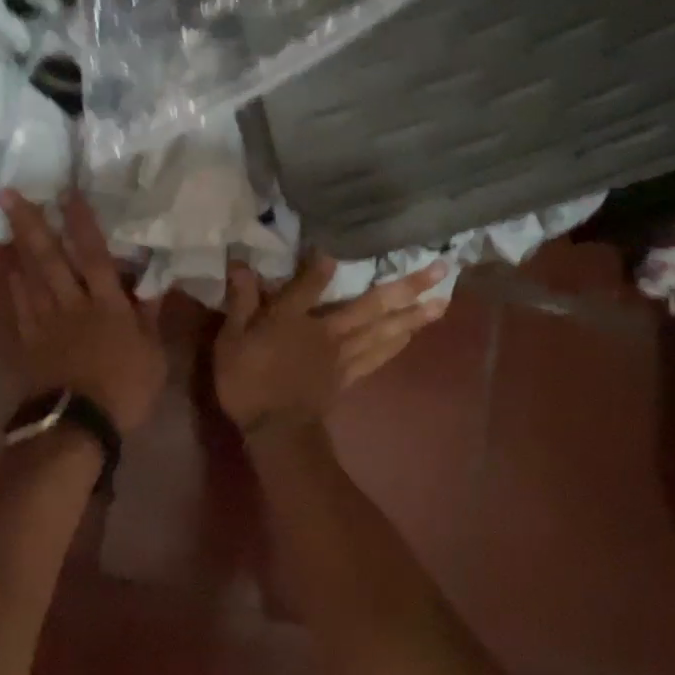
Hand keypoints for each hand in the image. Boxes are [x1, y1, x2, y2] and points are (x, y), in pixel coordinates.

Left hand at [3, 192, 167, 434]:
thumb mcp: (153, 356)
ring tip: (7, 220)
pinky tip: (11, 271)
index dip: (82, 223)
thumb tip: (157, 284)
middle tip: (8, 192)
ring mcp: (47, 323)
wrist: (78, 425)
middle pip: (50, 258)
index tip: (68, 192)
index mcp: (108, 306)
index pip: (94, 255)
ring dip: (19, 247)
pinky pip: (21, 307)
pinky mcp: (30, 343)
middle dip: (31, 223)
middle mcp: (73, 305)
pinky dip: (16, 286)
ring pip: (31, 276)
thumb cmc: (125, 391)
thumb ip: (151, 318)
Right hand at [214, 255, 447, 432]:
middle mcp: (326, 330)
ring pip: (384, 329)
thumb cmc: (246, 381)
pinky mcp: (349, 375)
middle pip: (370, 305)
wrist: (274, 430)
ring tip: (443, 300)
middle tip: (442, 269)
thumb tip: (241, 263)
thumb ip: (240, 301)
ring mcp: (342, 354)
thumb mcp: (231, 339)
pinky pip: (378, 355)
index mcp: (291, 318)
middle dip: (405, 286)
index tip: (337, 243)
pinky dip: (397, 343)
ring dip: (414, 315)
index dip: (322, 263)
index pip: (310, 282)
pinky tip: (413, 334)